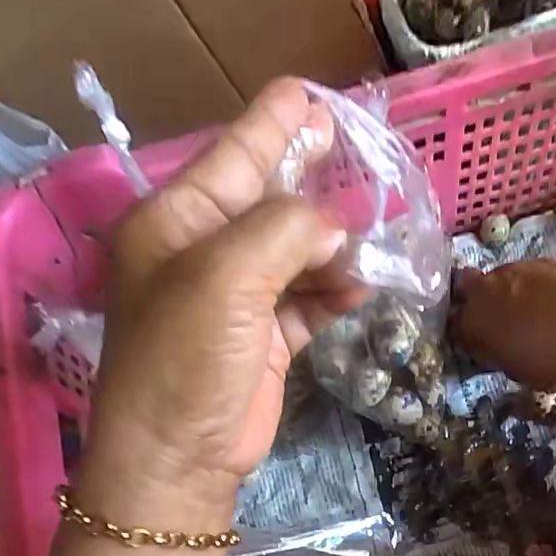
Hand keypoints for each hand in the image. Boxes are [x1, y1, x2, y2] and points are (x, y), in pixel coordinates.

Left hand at [84, 79, 366, 520]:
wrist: (180, 458)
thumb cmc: (183, 360)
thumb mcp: (224, 279)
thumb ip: (283, 231)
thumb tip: (335, 229)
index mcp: (179, 218)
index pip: (236, 151)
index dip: (280, 122)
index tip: (323, 96)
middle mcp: (207, 250)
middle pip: (275, 201)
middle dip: (321, 189)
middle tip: (373, 169)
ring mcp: (239, 296)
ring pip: (300, 252)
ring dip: (337, 249)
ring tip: (376, 245)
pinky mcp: (266, 337)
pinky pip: (310, 298)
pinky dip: (336, 292)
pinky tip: (363, 287)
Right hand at [453, 258, 555, 384]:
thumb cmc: (549, 360)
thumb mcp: (514, 369)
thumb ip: (496, 354)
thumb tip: (493, 348)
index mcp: (471, 321)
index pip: (454, 325)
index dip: (464, 333)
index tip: (475, 343)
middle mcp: (484, 289)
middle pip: (466, 286)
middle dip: (474, 300)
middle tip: (493, 320)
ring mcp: (514, 270)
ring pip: (498, 279)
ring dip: (506, 292)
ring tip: (529, 313)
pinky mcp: (543, 261)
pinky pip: (527, 275)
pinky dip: (533, 287)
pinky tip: (552, 304)